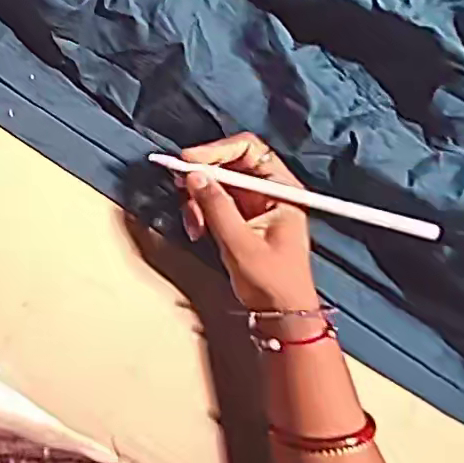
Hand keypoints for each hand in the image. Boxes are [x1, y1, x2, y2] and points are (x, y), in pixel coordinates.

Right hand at [177, 132, 319, 311]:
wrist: (281, 313)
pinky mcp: (239, 217)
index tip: (189, 161)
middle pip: (228, 163)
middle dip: (202, 177)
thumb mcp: (241, 243)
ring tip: (195, 226)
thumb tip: (194, 176)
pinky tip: (199, 231)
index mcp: (280, 189)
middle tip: (183, 190)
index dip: (217, 150)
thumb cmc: (273, 281)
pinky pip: (212, 202)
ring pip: (215, 183)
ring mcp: (252, 203)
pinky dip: (200, 212)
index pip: (249, 149)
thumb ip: (217, 207)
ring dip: (197, 200)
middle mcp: (267, 190)